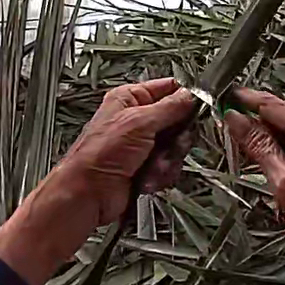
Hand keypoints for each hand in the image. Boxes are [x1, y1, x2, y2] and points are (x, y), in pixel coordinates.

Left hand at [0, 77, 197, 284]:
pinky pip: (168, 167)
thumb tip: (191, 96)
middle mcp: (135, 120)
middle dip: (176, 139)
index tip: (196, 110)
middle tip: (167, 144)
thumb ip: (170, 107)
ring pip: (175, 148)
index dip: (184, 100)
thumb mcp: (139, 122)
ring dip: (167, 160)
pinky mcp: (145, 167)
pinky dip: (161, 175)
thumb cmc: (98, 156)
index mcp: (129, 99)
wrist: (88, 194)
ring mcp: (141, 145)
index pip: (168, 89)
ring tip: (151, 165)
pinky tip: (146, 178)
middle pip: (177, 122)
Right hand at [222, 87, 284, 283]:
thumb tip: (236, 120)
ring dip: (266, 139)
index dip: (245, 100)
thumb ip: (258, 146)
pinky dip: (281, 150)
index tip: (225, 98)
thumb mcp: (283, 181)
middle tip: (227, 128)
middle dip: (253, 121)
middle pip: (281, 116)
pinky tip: (269, 165)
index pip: (272, 105)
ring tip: (245, 152)